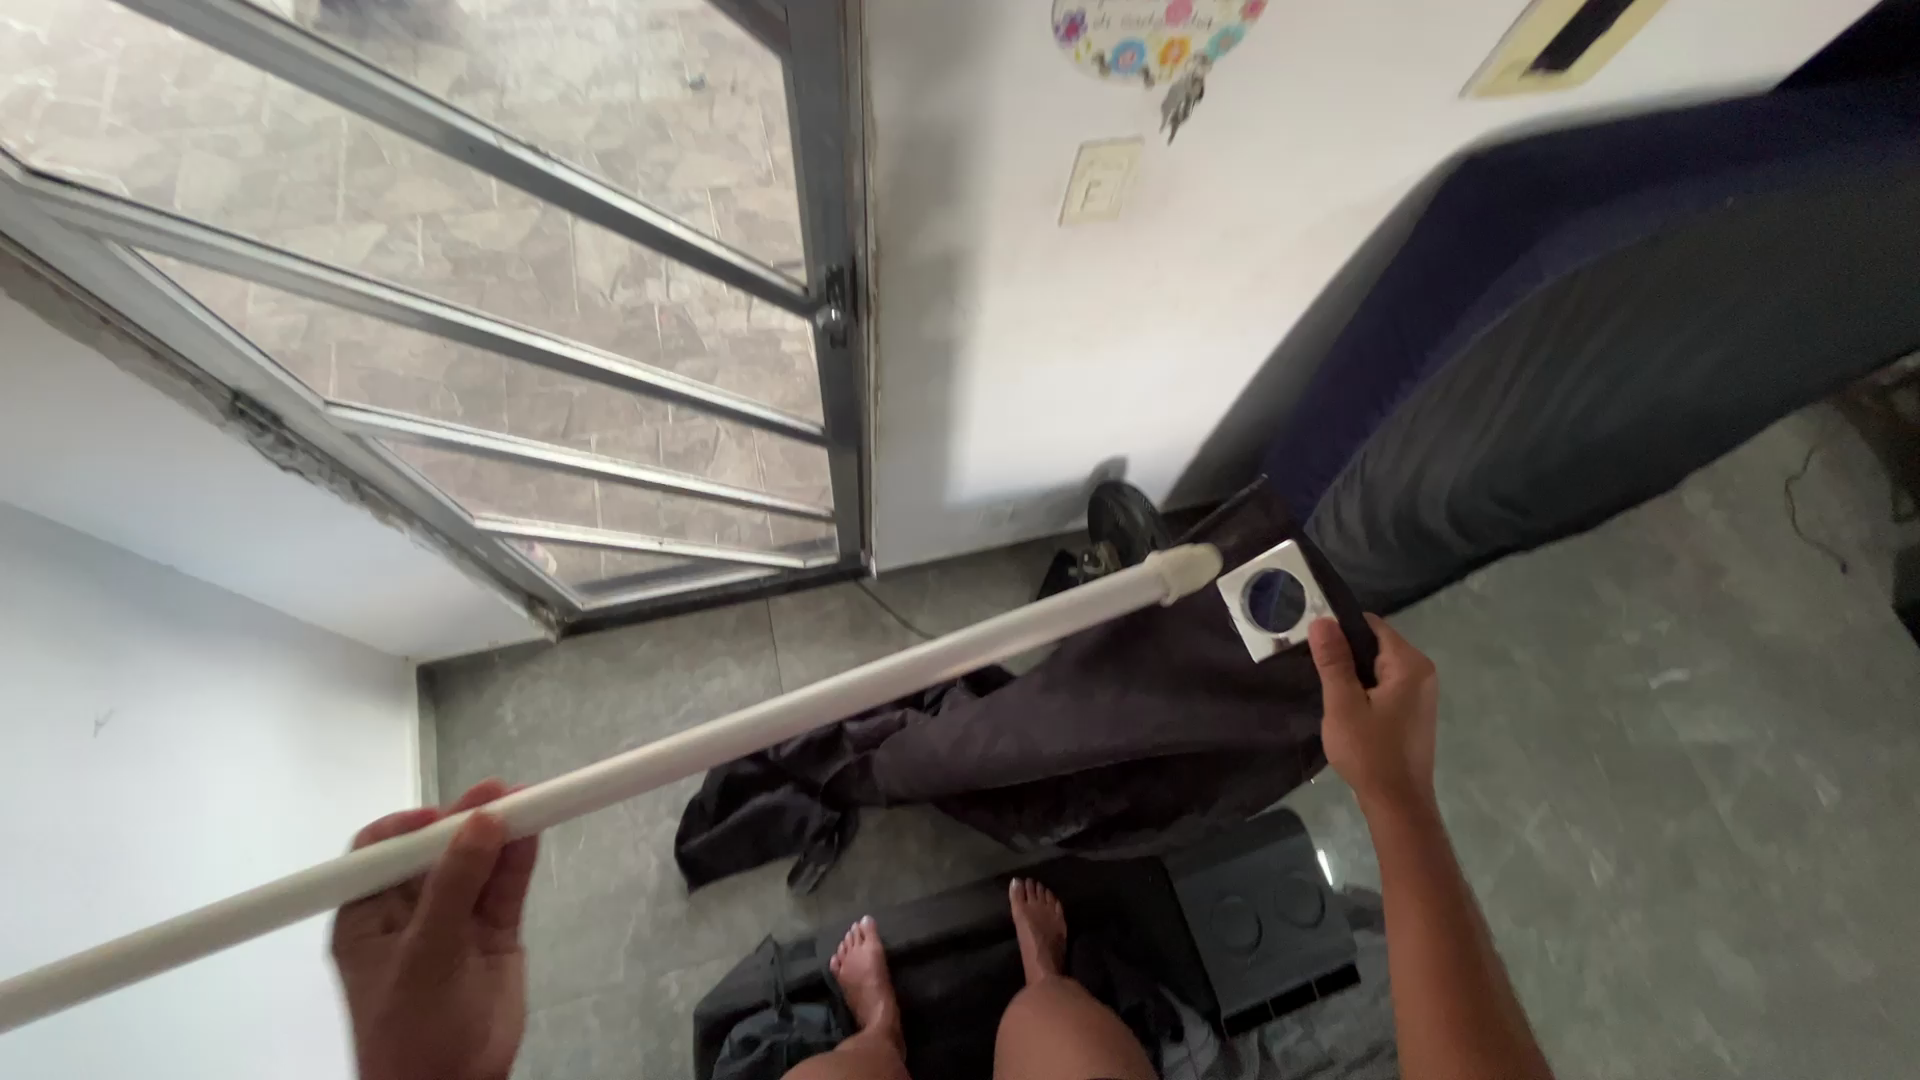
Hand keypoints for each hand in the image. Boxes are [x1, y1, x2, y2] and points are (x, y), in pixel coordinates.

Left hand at [331, 779, 539, 1079]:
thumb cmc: (412, 1027)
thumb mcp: (425, 955)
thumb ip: (455, 884)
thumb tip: (483, 818)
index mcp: (369, 917)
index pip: (376, 854)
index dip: (405, 828)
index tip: (438, 815)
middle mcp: (411, 909)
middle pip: (438, 849)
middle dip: (466, 819)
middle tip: (502, 793)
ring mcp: (457, 917)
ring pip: (480, 860)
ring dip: (502, 831)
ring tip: (530, 800)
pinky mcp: (495, 927)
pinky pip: (507, 882)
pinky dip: (522, 855)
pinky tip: (535, 830)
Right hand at [1308, 615, 1439, 814]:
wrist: (1397, 803)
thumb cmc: (1369, 752)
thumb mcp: (1343, 703)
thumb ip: (1333, 660)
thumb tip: (1322, 620)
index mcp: (1409, 665)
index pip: (1371, 625)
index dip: (1339, 630)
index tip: (1313, 647)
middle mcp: (1421, 672)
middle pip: (1375, 643)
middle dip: (1344, 653)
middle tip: (1315, 671)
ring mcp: (1420, 692)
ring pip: (1377, 665)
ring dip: (1351, 673)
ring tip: (1327, 690)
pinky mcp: (1413, 710)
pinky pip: (1383, 683)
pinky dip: (1363, 688)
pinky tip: (1344, 707)